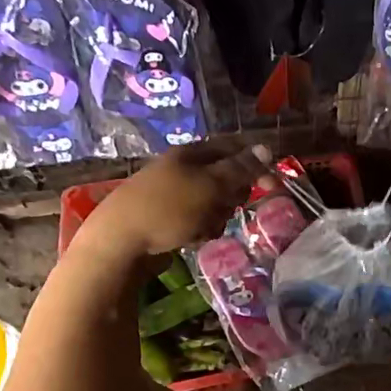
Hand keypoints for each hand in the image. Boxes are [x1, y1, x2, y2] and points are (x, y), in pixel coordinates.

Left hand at [76, 144, 269, 262]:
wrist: (118, 243)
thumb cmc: (168, 208)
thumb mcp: (211, 185)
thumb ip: (241, 168)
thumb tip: (266, 147)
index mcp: (191, 154)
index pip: (234, 149)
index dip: (256, 164)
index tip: (273, 186)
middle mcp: (182, 168)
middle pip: (226, 177)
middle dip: (234, 195)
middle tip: (229, 207)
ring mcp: (173, 193)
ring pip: (214, 201)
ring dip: (218, 215)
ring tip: (207, 227)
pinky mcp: (167, 217)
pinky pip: (198, 219)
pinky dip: (202, 228)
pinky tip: (195, 237)